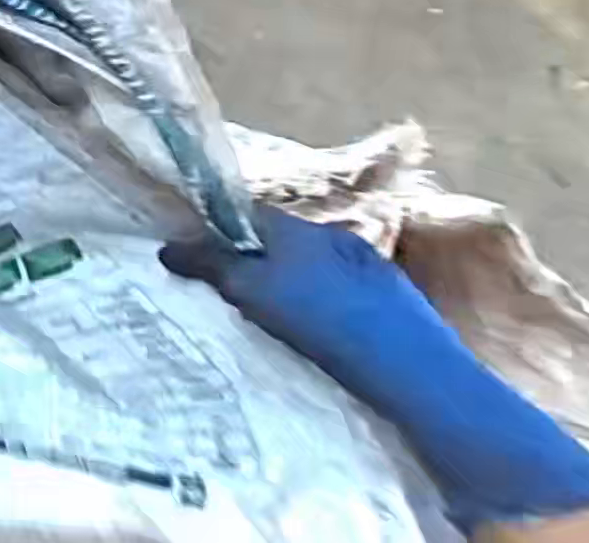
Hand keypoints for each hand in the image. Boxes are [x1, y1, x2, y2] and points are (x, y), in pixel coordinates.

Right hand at [162, 207, 588, 529]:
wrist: (422, 377)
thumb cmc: (318, 318)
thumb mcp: (244, 288)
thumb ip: (203, 263)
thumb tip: (165, 248)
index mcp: (296, 226)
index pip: (242, 211)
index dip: (217, 227)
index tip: (201, 248)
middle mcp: (334, 234)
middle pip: (278, 237)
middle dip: (255, 254)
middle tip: (235, 281)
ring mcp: (373, 266)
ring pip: (312, 262)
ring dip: (292, 277)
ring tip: (275, 306)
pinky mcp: (399, 298)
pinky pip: (343, 286)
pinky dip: (324, 297)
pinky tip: (319, 324)